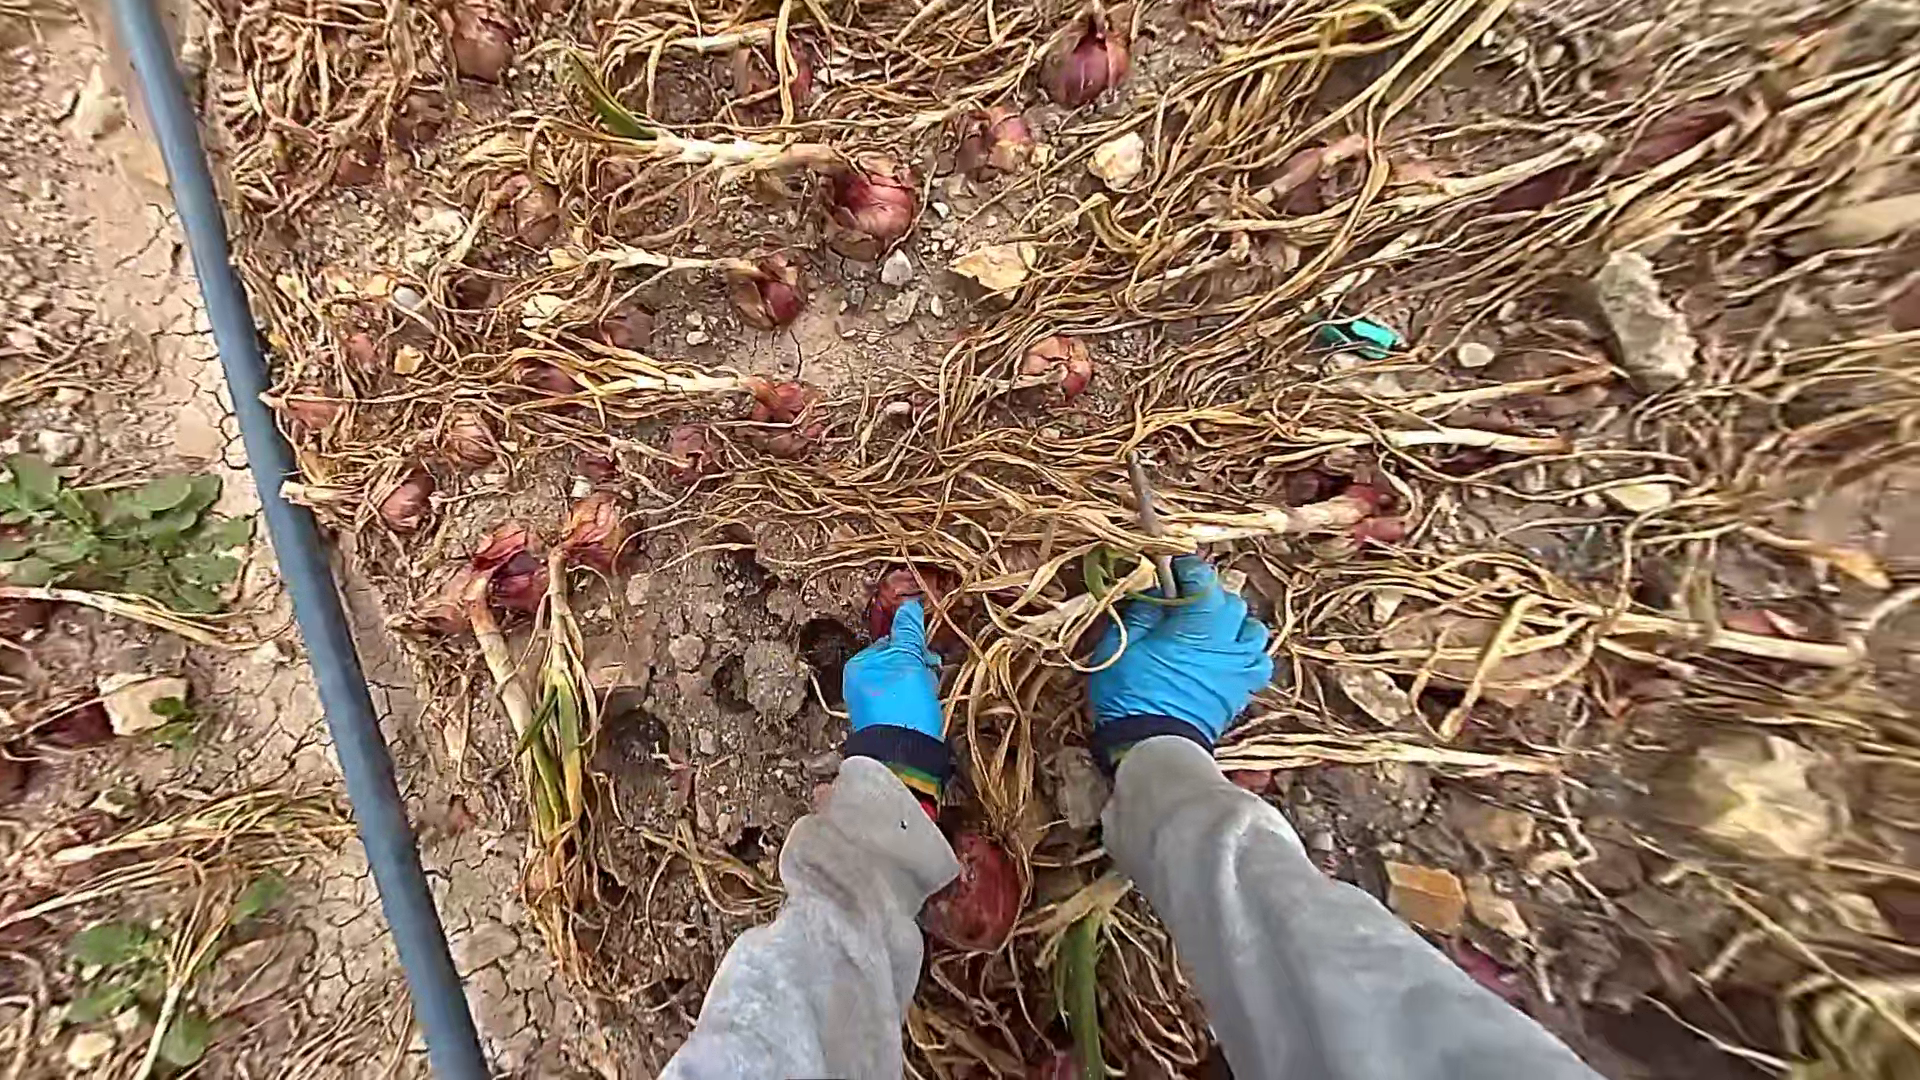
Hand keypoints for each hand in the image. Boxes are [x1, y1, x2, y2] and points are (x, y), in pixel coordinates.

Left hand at [844, 598, 943, 739]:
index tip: (927, 654)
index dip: (913, 645)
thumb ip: (908, 633)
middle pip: (898, 660)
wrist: (905, 758)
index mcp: (859, 666)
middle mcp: (861, 683)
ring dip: (922, 682)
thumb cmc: (902, 708)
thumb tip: (909, 605)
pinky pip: (906, 699)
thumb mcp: (909, 662)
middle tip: (929, 674)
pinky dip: (919, 699)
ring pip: (906, 680)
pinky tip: (927, 706)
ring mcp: (873, 704)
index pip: (890, 641)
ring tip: (929, 694)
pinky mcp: (887, 720)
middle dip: (919, 665)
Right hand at [1088, 556, 1272, 744]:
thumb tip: (1154, 591)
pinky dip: (1242, 649)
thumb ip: (1141, 610)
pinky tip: (1222, 653)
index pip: (1204, 578)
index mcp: (1200, 624)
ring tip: (1204, 626)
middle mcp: (1229, 640)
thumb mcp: (1123, 642)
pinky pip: (1255, 657)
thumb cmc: (1132, 691)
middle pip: (1230, 600)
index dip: (1186, 567)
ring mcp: (1241, 665)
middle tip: (1178, 599)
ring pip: (1250, 627)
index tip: (1169, 565)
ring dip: (1229, 621)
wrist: (1153, 744)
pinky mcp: (1243, 687)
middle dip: (1206, 593)